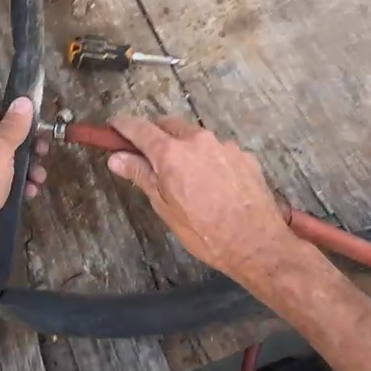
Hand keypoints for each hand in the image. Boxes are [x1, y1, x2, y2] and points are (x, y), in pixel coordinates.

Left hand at [0, 97, 49, 259]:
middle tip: (43, 154)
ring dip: (24, 169)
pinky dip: (15, 186)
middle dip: (26, 148)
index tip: (36, 127)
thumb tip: (22, 100)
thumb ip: (13, 126)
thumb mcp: (0, 149)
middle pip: (2, 140)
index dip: (16, 118)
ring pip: (3, 164)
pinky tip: (28, 194)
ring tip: (39, 179)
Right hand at [105, 117, 309, 285]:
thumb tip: (116, 158)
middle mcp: (197, 140)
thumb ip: (141, 175)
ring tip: (187, 175)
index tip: (113, 125)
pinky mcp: (244, 156)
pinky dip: (208, 158)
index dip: (122, 125)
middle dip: (155, 134)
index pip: (139, 127)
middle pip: (167, 124)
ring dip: (184, 146)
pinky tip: (214, 183)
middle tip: (149, 155)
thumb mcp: (164, 207)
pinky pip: (218, 149)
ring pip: (194, 136)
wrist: (257, 245)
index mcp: (171, 152)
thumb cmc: (204, 231)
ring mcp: (223, 145)